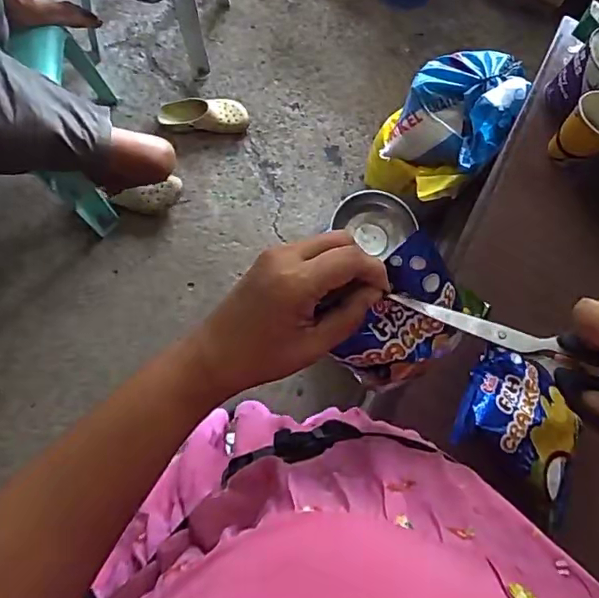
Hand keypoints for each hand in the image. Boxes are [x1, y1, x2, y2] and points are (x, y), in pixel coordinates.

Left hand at [180, 232, 387, 399]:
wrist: (214, 353)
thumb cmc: (263, 358)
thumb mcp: (314, 346)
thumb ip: (349, 316)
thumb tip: (373, 294)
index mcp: (297, 280)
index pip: (351, 257)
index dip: (375, 271)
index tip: (385, 293)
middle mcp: (287, 255)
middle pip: (341, 239)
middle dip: (362, 261)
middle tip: (368, 292)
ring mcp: (276, 251)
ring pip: (326, 240)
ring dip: (344, 260)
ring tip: (346, 295)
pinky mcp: (270, 255)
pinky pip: (310, 248)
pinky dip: (326, 261)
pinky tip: (324, 291)